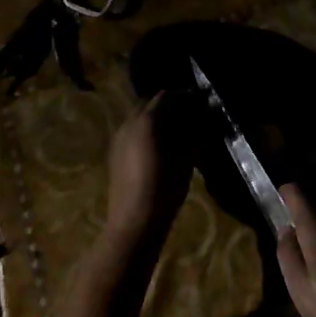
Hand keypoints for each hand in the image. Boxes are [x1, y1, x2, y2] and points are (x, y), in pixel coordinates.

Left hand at [105, 92, 192, 242]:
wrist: (134, 221)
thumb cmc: (164, 190)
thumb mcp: (186, 160)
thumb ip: (193, 135)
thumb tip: (201, 121)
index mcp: (146, 120)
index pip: (166, 96)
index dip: (185, 95)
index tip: (200, 99)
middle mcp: (128, 122)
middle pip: (149, 102)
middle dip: (168, 103)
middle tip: (189, 112)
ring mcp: (118, 136)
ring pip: (138, 115)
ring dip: (156, 115)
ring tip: (176, 128)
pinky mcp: (114, 150)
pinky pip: (131, 129)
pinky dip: (146, 128)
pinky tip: (159, 143)